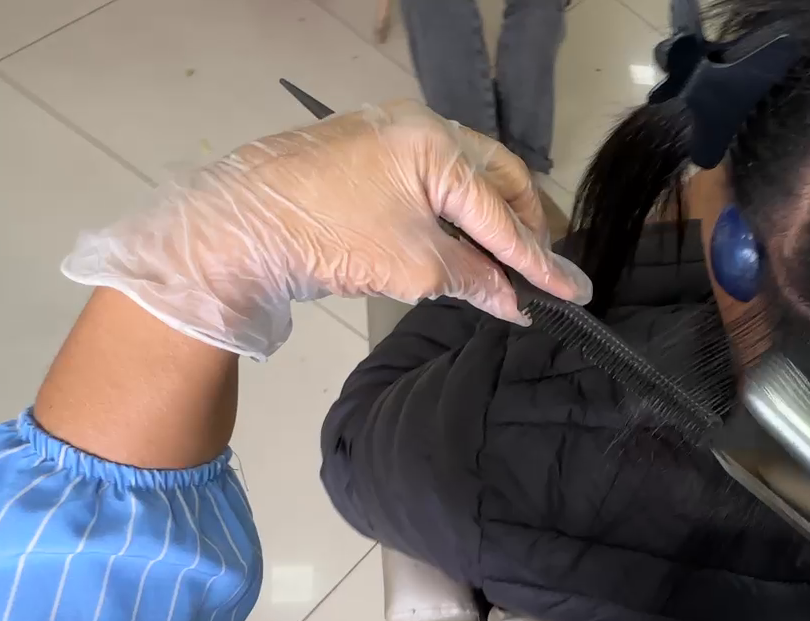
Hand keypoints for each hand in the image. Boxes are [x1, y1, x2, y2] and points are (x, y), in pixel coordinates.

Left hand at [62, 100, 592, 357]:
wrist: (233, 231)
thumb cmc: (333, 237)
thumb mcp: (418, 267)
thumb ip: (478, 281)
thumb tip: (519, 305)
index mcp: (434, 143)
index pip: (502, 212)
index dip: (540, 260)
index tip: (575, 291)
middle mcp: (417, 126)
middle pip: (496, 177)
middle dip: (525, 225)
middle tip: (545, 267)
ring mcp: (390, 137)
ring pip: (467, 178)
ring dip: (494, 221)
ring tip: (514, 262)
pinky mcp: (369, 157)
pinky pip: (436, 184)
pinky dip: (461, 217)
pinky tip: (470, 246)